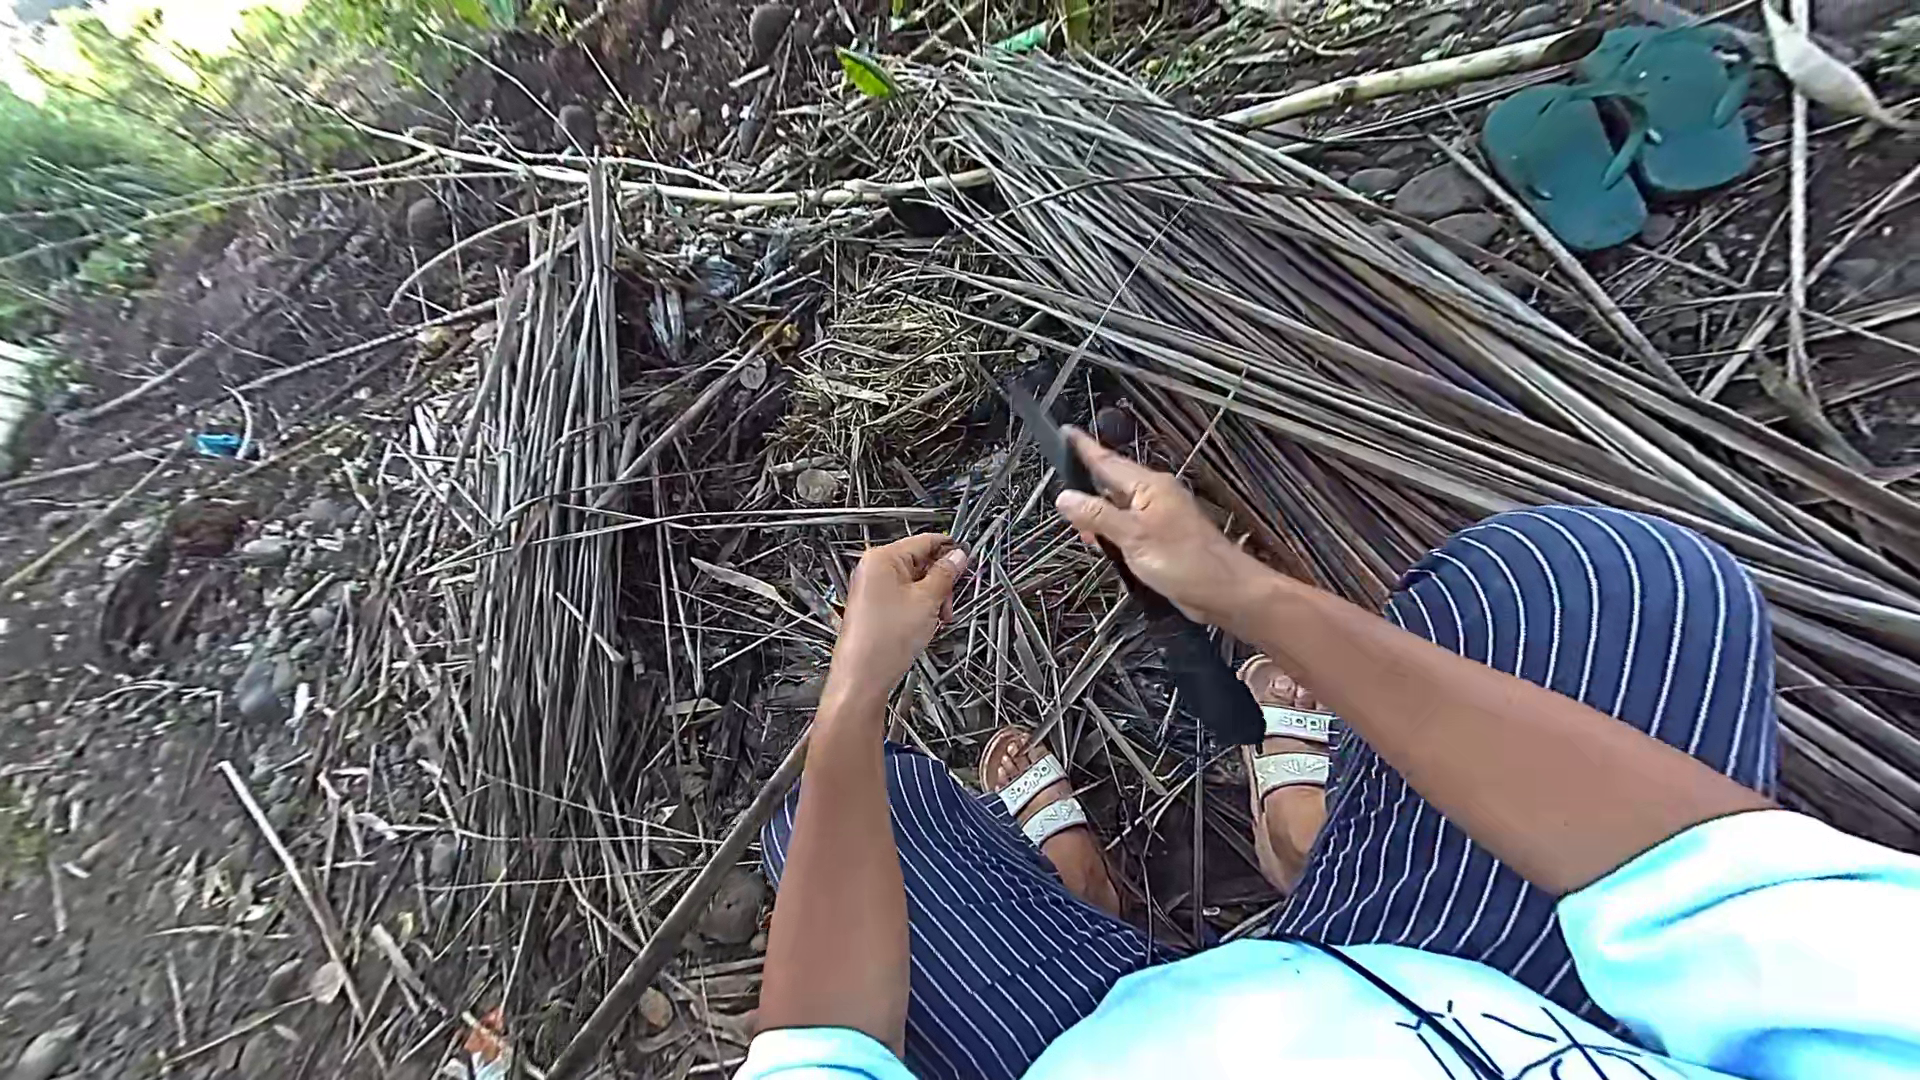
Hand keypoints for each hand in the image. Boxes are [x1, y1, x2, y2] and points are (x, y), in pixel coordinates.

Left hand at [827, 534, 968, 700]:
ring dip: (933, 597)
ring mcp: (873, 589)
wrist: (863, 677)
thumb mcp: (927, 600)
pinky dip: (921, 607)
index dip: (949, 549)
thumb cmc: (883, 641)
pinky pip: (906, 597)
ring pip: (915, 582)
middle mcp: (873, 569)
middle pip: (921, 562)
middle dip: (941, 581)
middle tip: (950, 599)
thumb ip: (946, 574)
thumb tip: (958, 557)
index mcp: (882, 558)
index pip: (924, 540)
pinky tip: (926, 623)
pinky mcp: (876, 607)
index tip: (966, 558)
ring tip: (938, 617)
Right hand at [1054, 429, 1271, 629]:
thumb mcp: (1133, 537)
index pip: (1107, 461)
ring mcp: (1160, 516)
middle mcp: (1155, 495)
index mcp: (1149, 487)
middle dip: (1086, 492)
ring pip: (1118, 508)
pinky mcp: (1162, 537)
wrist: (1227, 592)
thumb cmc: (1186, 562)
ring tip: (1085, 534)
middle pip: (1111, 484)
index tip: (1066, 433)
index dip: (1084, 448)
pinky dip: (1113, 533)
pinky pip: (1129, 526)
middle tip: (1065, 505)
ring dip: (1099, 518)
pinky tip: (1108, 548)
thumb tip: (1065, 497)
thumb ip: (1097, 516)